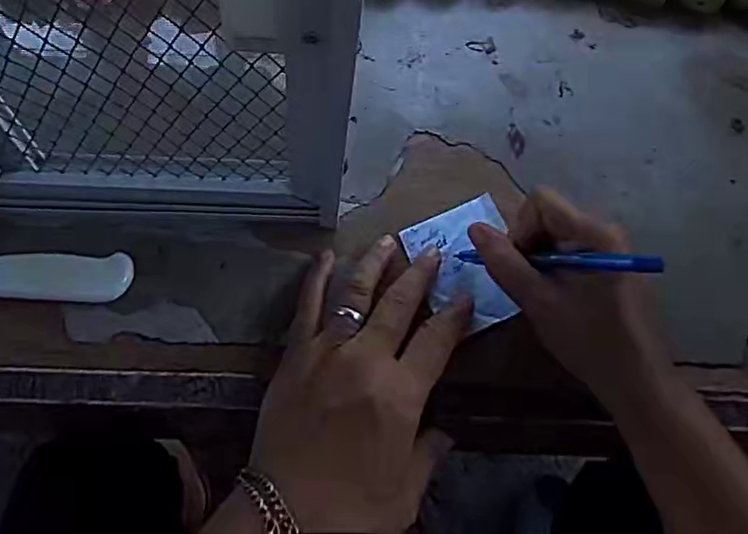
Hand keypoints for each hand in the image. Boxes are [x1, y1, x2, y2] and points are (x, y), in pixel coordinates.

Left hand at [248, 236, 472, 532]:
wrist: (282, 517)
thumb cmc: (351, 511)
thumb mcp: (405, 494)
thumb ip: (429, 452)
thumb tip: (445, 428)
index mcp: (400, 394)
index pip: (437, 341)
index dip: (455, 316)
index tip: (465, 295)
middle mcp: (366, 360)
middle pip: (399, 304)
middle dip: (419, 274)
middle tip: (432, 252)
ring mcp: (327, 350)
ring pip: (355, 292)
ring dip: (374, 263)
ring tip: (388, 240)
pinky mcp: (296, 352)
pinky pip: (307, 305)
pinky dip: (317, 277)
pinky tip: (325, 256)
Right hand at [467, 188, 669, 408]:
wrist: (640, 384)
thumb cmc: (590, 342)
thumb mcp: (538, 302)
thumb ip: (505, 262)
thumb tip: (475, 228)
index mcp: (593, 232)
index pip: (540, 201)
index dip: (521, 227)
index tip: (520, 265)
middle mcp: (605, 229)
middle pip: (548, 214)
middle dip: (529, 243)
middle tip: (528, 283)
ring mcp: (611, 245)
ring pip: (556, 231)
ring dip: (540, 256)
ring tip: (544, 293)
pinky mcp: (612, 261)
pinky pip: (570, 246)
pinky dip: (555, 264)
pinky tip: (560, 296)